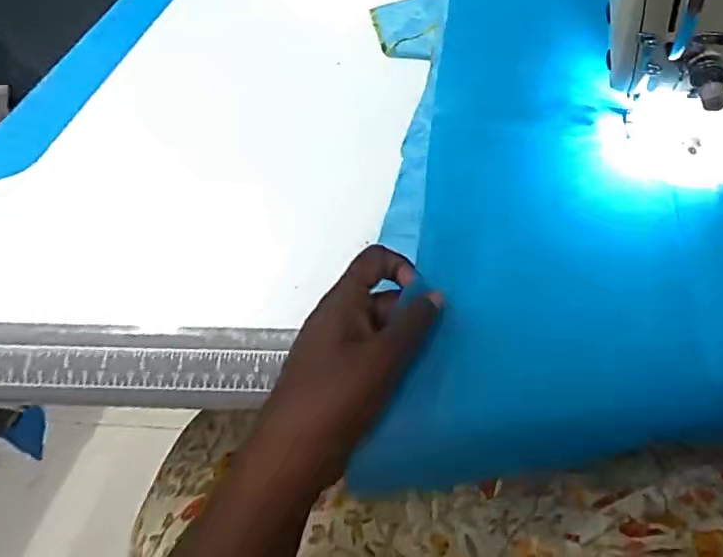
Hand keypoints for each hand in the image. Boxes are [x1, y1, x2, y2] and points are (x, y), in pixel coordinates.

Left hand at [253, 245, 442, 491]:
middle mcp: (335, 319)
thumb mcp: (383, 358)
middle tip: (434, 341)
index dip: (401, 267)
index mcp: (341, 302)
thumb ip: (412, 324)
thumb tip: (434, 295)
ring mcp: (332, 351)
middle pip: (379, 298)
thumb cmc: (335, 399)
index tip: (422, 297)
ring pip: (376, 333)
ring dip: (401, 345)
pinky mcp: (333, 381)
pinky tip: (406, 389)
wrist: (287, 462)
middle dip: (408, 314)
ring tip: (426, 368)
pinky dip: (388, 367)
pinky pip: (368, 360)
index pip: (373, 260)